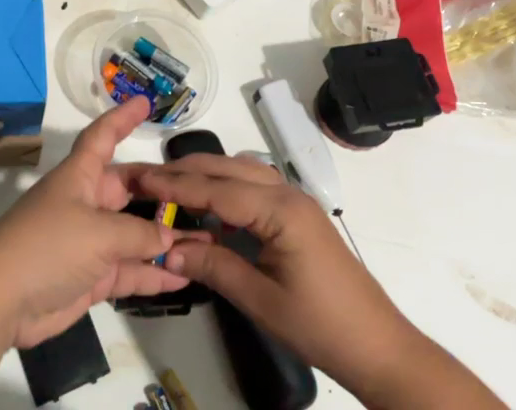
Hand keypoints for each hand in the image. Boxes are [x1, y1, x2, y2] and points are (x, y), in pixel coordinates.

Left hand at [0, 97, 188, 346]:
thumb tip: (167, 238)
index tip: (144, 102)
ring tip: (206, 239)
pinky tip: (184, 278)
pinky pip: (129, 270)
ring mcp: (89, 242)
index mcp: (79, 178)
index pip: (102, 138)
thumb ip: (139, 234)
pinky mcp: (91, 277)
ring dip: (164, 238)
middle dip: (160, 192)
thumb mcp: (98, 233)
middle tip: (200, 194)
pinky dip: (153, 274)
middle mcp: (85, 204)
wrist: (3, 301)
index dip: (122, 119)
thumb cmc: (47, 247)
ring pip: (134, 234)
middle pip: (128, 189)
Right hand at [138, 155, 408, 379]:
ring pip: (241, 172)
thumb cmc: (320, 324)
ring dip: (205, 176)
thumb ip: (212, 265)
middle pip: (226, 168)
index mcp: (279, 210)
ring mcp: (295, 202)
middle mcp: (287, 194)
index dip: (173, 184)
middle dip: (184, 171)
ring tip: (168, 185)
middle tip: (144, 177)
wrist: (378, 346)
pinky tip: (207, 205)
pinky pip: (254, 188)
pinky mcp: (298, 216)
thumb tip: (167, 247)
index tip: (137, 179)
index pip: (215, 188)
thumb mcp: (259, 299)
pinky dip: (225, 189)